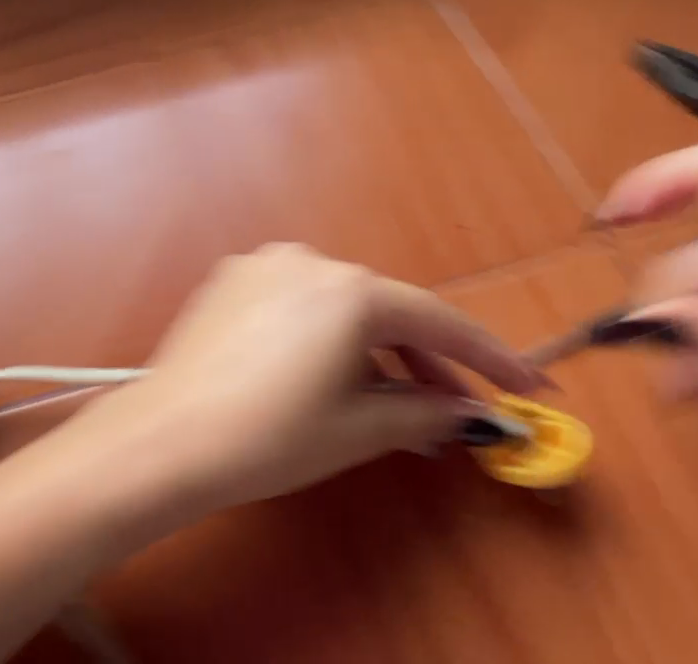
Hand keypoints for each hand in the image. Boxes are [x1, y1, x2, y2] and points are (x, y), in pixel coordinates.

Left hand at [74, 243, 545, 517]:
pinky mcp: (229, 282)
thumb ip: (425, 411)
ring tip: (394, 401)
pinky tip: (332, 374)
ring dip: (373, 348)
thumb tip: (465, 412)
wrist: (167, 437)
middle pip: (385, 309)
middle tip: (458, 407)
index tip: (530, 386)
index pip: (438, 319)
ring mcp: (262, 265)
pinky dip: (326, 335)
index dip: (489, 357)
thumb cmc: (271, 435)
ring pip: (339, 305)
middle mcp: (307, 260)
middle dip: (425, 359)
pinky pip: (298, 304)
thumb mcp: (360, 429)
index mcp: (349, 288)